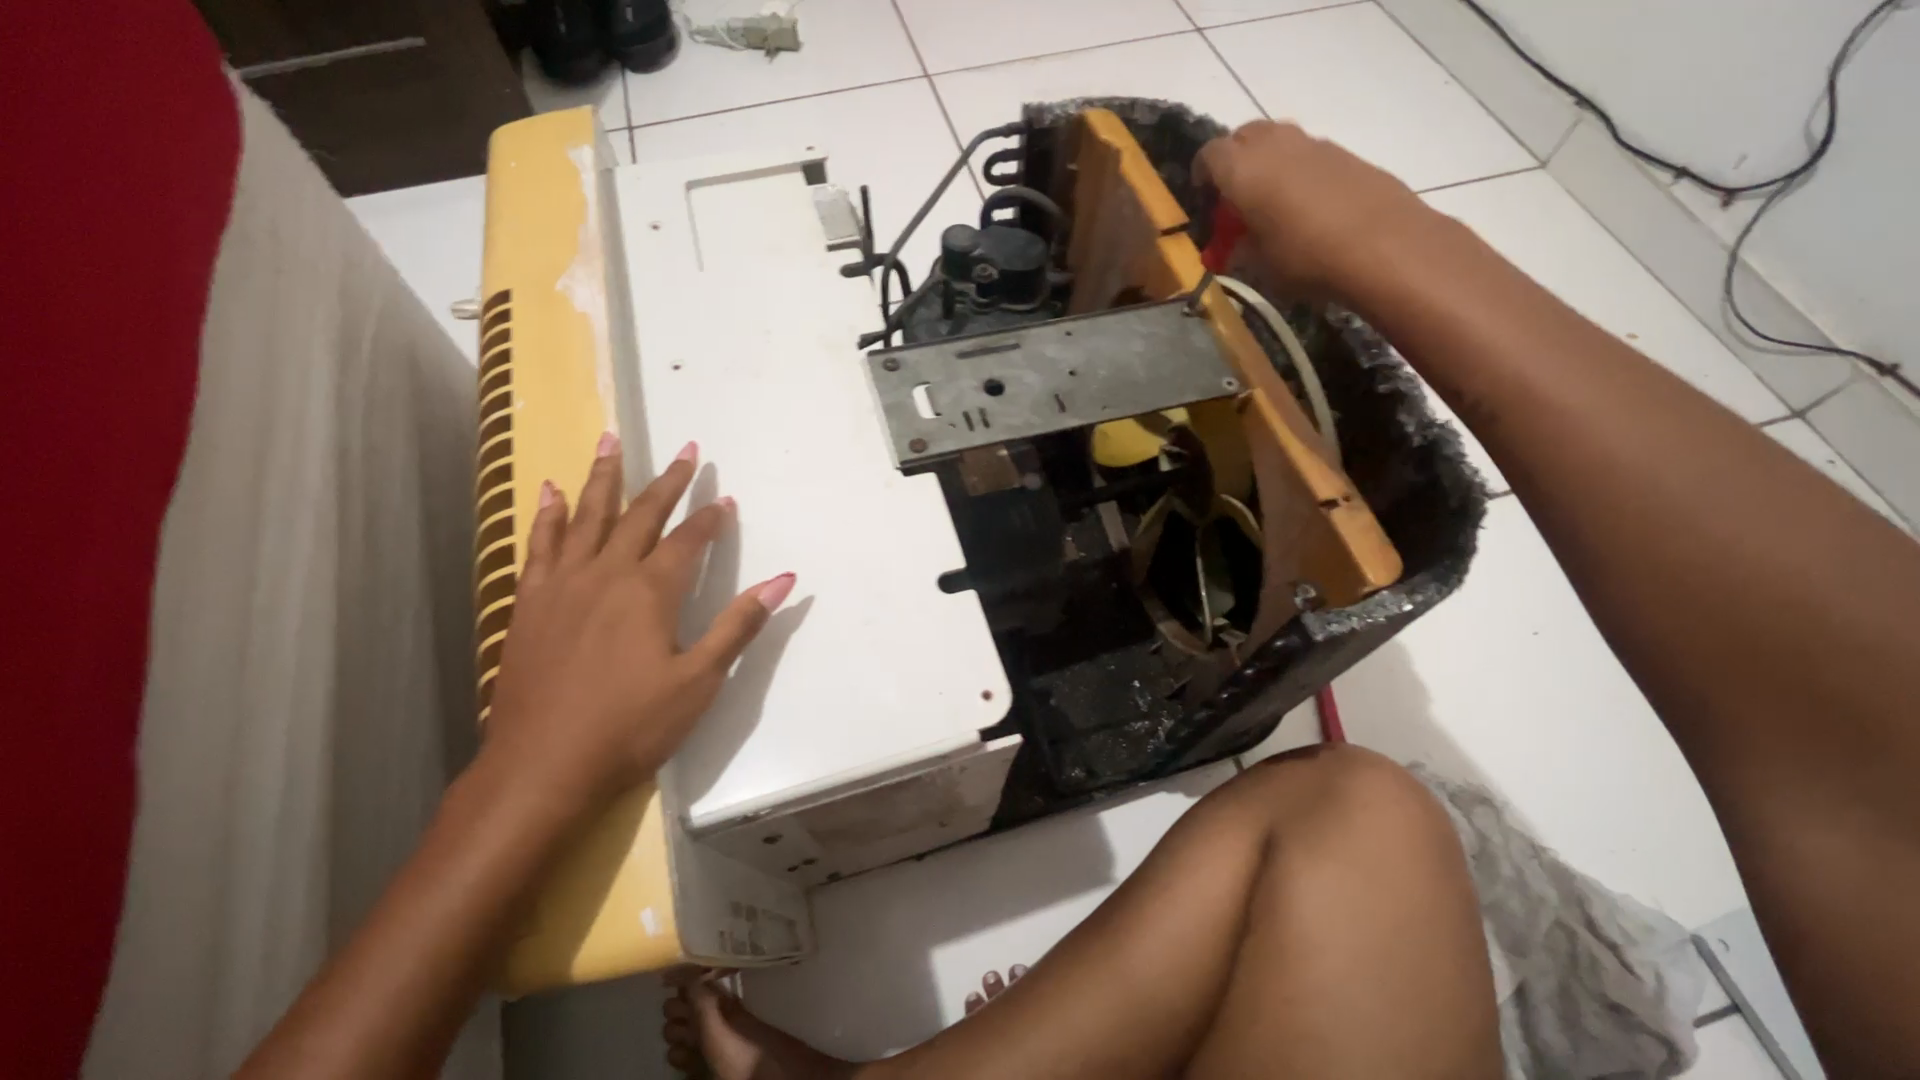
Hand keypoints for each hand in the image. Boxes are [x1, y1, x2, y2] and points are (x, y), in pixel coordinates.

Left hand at [481, 433, 794, 801]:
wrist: (541, 766)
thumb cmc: (630, 728)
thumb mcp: (698, 682)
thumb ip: (738, 625)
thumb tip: (783, 579)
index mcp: (650, 592)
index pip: (688, 541)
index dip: (710, 519)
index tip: (726, 498)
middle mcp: (605, 574)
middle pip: (640, 516)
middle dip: (667, 482)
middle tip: (686, 450)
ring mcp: (562, 585)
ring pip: (586, 517)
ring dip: (603, 477)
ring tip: (610, 441)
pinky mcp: (529, 604)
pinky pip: (539, 545)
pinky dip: (547, 515)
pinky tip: (550, 493)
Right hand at [1195, 121, 1434, 295]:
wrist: (1386, 246)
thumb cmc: (1307, 259)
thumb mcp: (1260, 266)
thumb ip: (1240, 248)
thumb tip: (1236, 245)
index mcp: (1243, 170)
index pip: (1209, 155)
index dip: (1202, 174)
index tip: (1205, 197)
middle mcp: (1275, 145)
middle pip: (1244, 136)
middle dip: (1235, 160)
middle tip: (1237, 196)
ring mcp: (1314, 144)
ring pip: (1279, 140)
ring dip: (1269, 162)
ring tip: (1274, 201)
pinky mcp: (1346, 154)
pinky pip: (1309, 154)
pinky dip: (1300, 170)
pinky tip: (1310, 206)